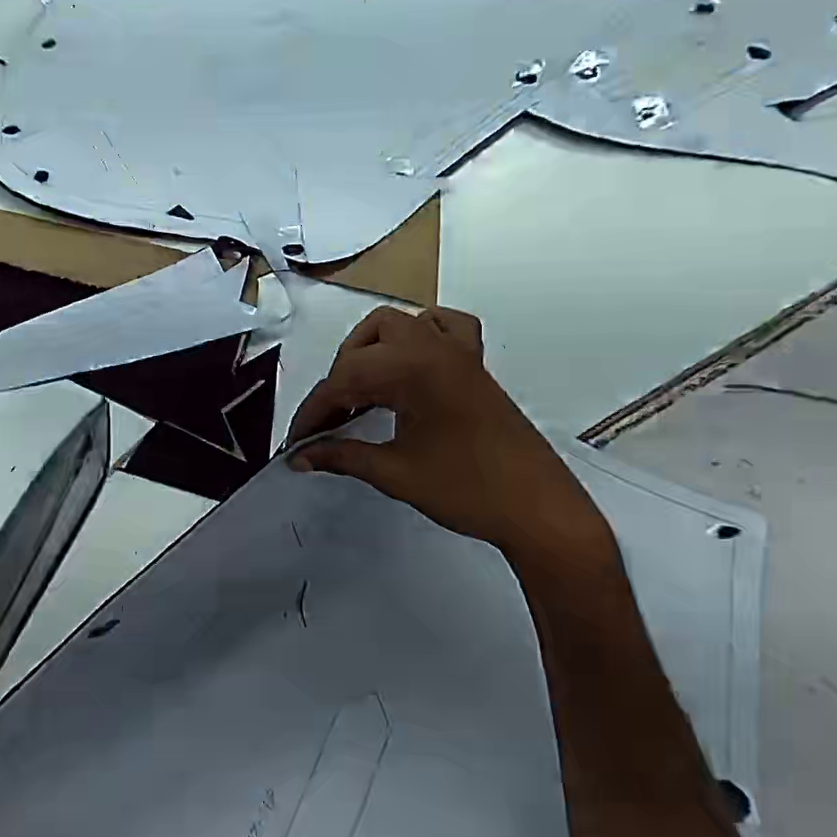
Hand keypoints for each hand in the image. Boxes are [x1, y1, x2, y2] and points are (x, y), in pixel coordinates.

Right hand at [285, 306, 607, 563]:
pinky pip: (445, 327)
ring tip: (361, 392)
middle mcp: (433, 349)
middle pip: (363, 345)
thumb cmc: (466, 490)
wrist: (540, 510)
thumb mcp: (394, 473)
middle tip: (331, 422)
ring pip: (397, 326)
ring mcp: (458, 353)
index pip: (342, 381)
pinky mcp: (475, 367)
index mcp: (412, 369)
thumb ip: (341, 457)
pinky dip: (419, 334)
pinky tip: (409, 362)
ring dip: (369, 351)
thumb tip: (300, 458)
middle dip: (337, 380)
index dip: (313, 413)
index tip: (297, 442)